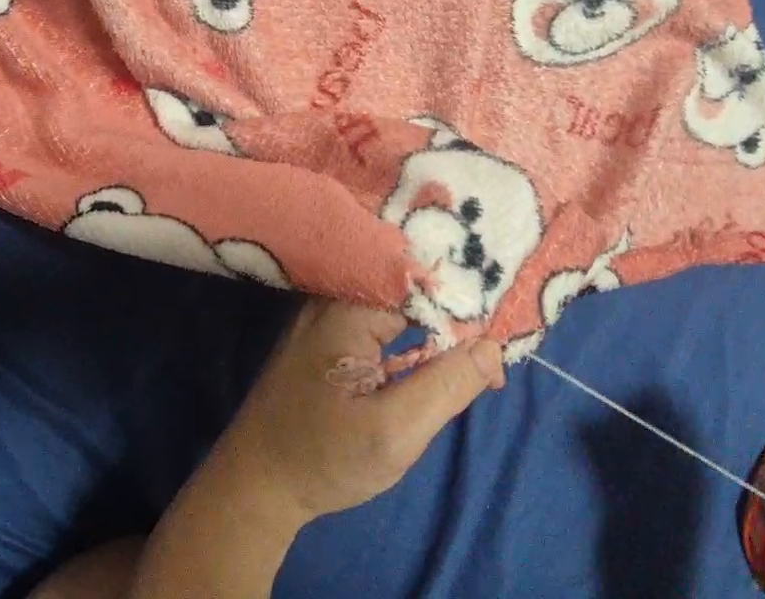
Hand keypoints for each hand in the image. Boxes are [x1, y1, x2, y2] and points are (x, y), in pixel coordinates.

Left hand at [213, 297, 506, 522]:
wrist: (255, 484)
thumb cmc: (322, 458)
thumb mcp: (393, 432)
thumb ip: (446, 385)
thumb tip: (494, 346)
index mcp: (349, 307)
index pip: (423, 281)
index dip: (468, 297)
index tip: (509, 319)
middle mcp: (335, 295)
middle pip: (410, 282)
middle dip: (457, 301)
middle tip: (505, 324)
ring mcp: (328, 312)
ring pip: (397, 297)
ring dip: (438, 313)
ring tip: (483, 330)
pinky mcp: (328, 333)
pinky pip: (381, 313)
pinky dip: (414, 325)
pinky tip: (440, 341)